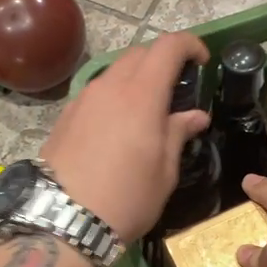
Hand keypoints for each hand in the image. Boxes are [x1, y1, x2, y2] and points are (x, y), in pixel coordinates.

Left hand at [41, 32, 210, 239]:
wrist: (63, 220)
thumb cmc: (127, 199)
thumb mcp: (164, 172)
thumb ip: (178, 134)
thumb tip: (195, 116)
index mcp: (141, 95)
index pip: (168, 47)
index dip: (190, 45)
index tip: (202, 62)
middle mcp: (109, 87)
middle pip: (139, 53)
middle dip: (162, 60)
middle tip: (176, 87)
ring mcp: (83, 99)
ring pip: (114, 72)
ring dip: (136, 79)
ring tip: (147, 110)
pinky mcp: (65, 115)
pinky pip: (96, 92)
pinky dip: (114, 96)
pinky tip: (118, 127)